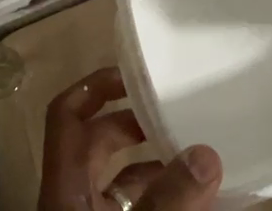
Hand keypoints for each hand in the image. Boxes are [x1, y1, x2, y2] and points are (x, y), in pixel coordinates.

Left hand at [38, 67, 221, 210]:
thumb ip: (168, 197)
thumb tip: (207, 154)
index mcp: (64, 182)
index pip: (67, 113)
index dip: (95, 87)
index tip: (134, 74)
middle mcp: (70, 195)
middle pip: (95, 140)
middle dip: (134, 122)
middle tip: (172, 111)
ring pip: (114, 176)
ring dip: (149, 162)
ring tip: (190, 152)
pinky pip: (127, 205)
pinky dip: (154, 194)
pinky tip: (188, 197)